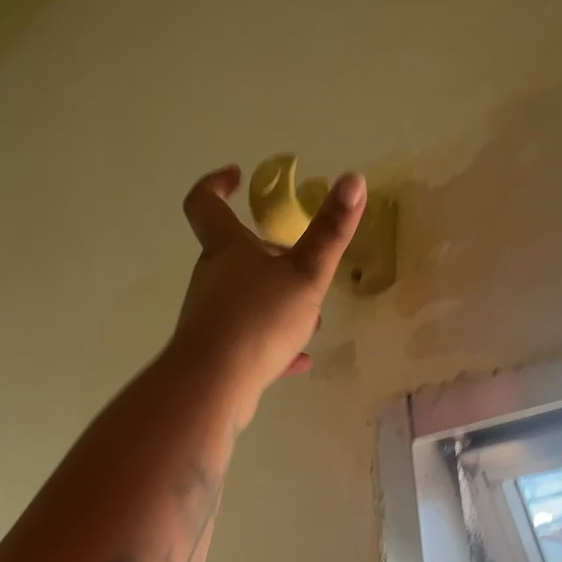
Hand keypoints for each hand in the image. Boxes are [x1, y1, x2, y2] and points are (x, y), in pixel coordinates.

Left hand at [168, 164, 366, 398]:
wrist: (214, 384)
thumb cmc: (258, 319)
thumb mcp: (306, 273)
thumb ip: (330, 232)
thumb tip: (354, 179)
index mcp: (225, 250)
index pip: (206, 203)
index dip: (218, 184)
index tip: (237, 177)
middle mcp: (211, 279)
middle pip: (235, 256)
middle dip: (270, 256)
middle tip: (303, 263)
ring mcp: (211, 319)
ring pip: (247, 301)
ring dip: (277, 303)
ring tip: (311, 318)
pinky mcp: (217, 355)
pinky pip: (248, 343)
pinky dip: (273, 345)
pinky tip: (299, 359)